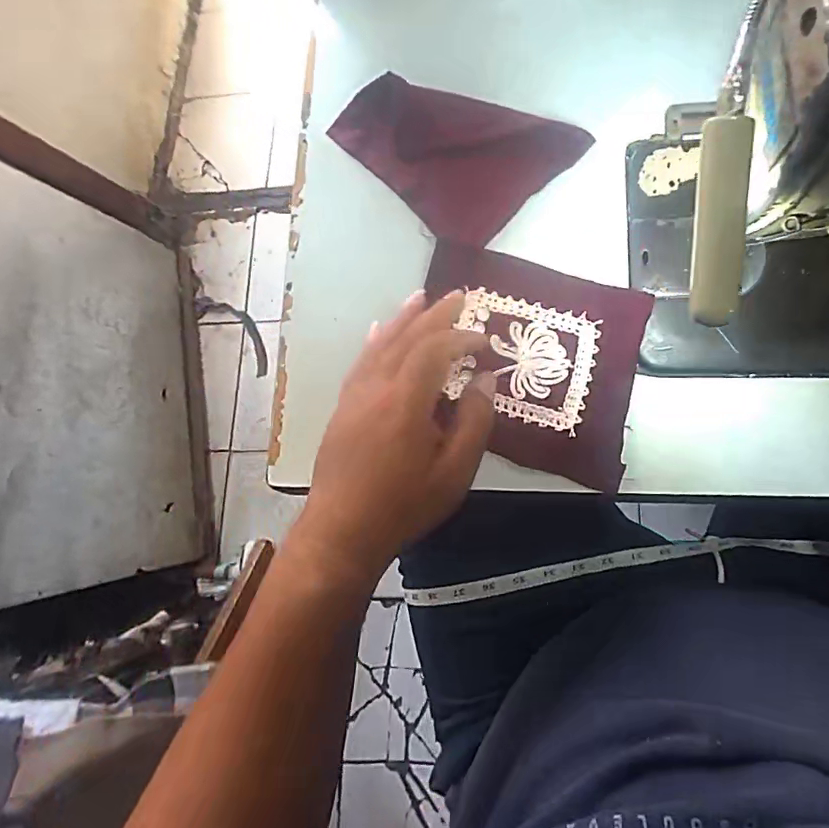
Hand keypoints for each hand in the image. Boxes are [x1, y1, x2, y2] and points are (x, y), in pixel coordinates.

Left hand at [292, 290, 494, 588]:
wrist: (342, 531)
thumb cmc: (405, 504)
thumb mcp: (455, 471)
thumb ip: (474, 422)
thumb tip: (485, 380)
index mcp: (405, 401)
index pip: (435, 350)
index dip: (462, 339)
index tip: (486, 343)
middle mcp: (376, 388)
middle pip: (408, 338)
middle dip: (436, 315)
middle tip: (460, 296)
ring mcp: (355, 395)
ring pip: (382, 344)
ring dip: (405, 319)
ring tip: (422, 297)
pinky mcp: (344, 407)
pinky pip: (363, 361)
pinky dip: (377, 340)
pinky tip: (382, 330)